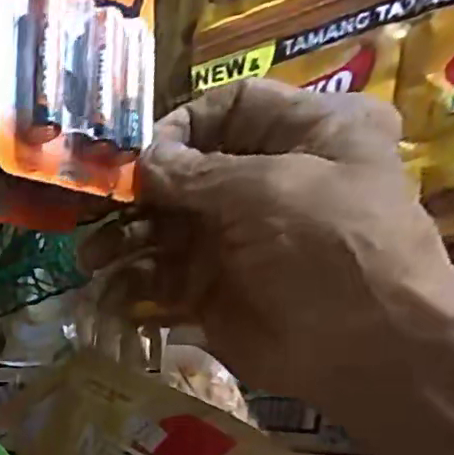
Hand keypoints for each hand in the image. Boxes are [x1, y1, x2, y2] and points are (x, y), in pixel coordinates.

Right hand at [79, 78, 453, 404]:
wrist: (363, 346)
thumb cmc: (330, 247)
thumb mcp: (270, 190)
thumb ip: (197, 174)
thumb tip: (142, 161)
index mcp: (304, 134)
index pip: (229, 108)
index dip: (179, 127)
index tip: (136, 158)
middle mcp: (264, 183)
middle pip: (183, 176)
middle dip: (135, 195)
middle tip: (90, 213)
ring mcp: (234, 241)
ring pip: (163, 230)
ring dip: (122, 242)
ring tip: (90, 260)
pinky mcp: (211, 290)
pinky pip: (161, 280)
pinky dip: (132, 286)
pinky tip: (108, 295)